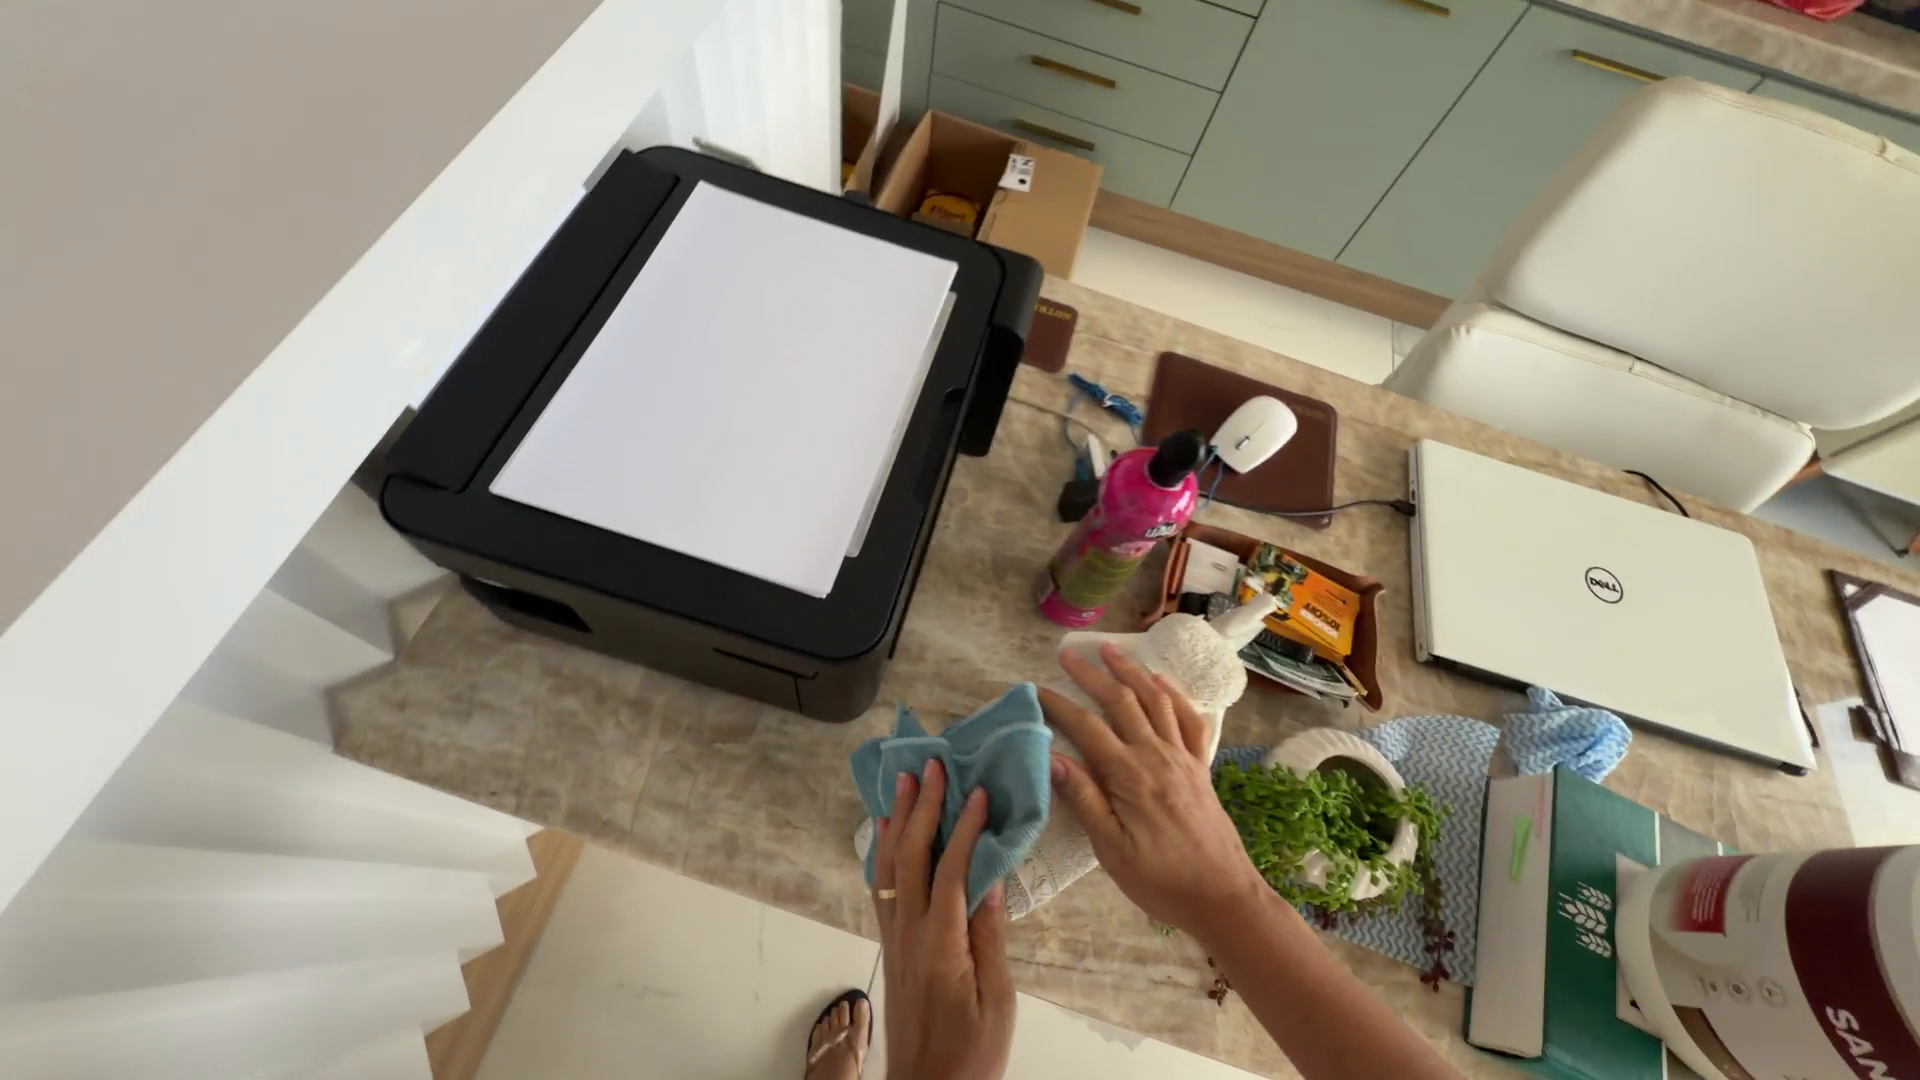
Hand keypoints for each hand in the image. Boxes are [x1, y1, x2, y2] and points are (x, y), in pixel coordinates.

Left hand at [872, 759, 1015, 1079]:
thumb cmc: (972, 1051)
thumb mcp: (997, 998)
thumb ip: (990, 934)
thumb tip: (992, 876)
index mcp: (940, 943)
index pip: (951, 869)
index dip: (965, 827)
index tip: (979, 792)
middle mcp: (908, 931)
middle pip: (911, 856)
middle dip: (921, 806)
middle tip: (930, 766)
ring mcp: (893, 937)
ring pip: (889, 866)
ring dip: (897, 820)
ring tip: (902, 782)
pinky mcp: (889, 945)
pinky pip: (882, 887)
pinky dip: (885, 851)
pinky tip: (888, 832)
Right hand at [1039, 644, 1267, 936]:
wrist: (1223, 896)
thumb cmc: (1160, 880)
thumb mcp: (1112, 850)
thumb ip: (1084, 800)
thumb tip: (1052, 757)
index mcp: (1129, 775)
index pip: (1086, 727)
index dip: (1059, 705)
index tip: (1036, 690)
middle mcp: (1156, 755)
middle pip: (1120, 700)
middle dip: (1092, 674)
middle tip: (1067, 655)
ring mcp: (1182, 757)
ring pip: (1154, 699)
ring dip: (1131, 670)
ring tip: (1111, 649)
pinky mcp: (1200, 766)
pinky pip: (1188, 719)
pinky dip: (1173, 694)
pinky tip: (1160, 681)